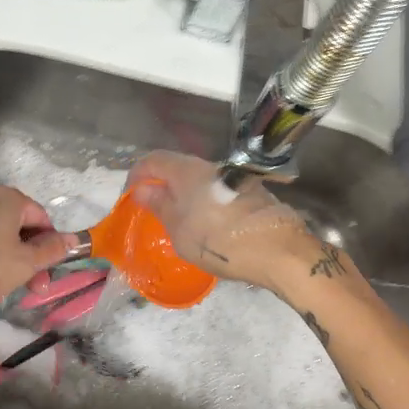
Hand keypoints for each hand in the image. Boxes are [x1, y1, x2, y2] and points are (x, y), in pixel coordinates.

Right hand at [126, 152, 319, 289]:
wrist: (277, 249)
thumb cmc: (219, 239)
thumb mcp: (178, 229)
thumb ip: (159, 205)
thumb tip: (143, 189)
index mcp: (187, 170)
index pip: (153, 159)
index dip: (137, 174)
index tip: (131, 196)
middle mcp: (210, 166)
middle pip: (178, 168)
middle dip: (163, 187)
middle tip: (155, 213)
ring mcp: (234, 178)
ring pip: (200, 182)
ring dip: (187, 197)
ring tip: (182, 225)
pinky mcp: (251, 192)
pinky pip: (219, 193)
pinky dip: (207, 206)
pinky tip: (211, 229)